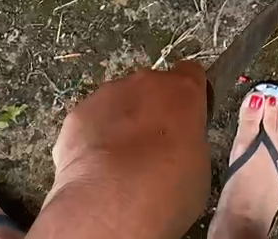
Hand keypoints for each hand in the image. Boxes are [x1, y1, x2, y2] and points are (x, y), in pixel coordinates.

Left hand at [41, 62, 209, 238]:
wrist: (114, 202)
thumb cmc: (169, 189)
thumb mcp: (199, 166)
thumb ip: (188, 140)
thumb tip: (176, 146)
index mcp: (183, 91)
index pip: (190, 74)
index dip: (186, 97)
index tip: (184, 121)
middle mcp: (147, 82)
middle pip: (150, 88)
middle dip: (149, 113)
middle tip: (149, 153)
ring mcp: (109, 93)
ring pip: (117, 103)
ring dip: (119, 125)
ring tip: (116, 167)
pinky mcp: (79, 113)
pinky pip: (89, 122)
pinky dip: (91, 141)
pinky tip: (93, 171)